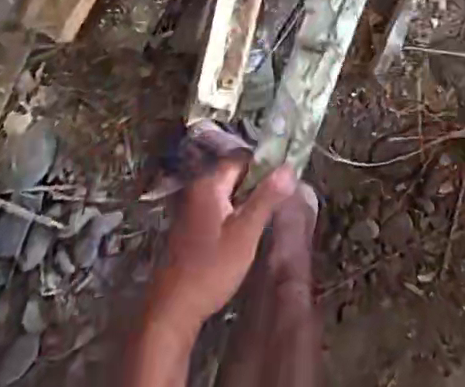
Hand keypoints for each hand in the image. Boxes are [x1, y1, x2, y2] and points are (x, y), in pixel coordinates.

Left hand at [142, 153, 298, 336]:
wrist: (176, 304)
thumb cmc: (213, 267)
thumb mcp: (246, 232)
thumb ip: (266, 198)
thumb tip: (288, 168)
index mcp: (209, 182)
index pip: (241, 158)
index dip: (264, 167)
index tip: (283, 182)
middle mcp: (197, 187)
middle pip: (233, 174)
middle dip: (256, 185)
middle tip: (278, 203)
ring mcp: (191, 205)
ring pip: (226, 192)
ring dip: (245, 201)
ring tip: (266, 217)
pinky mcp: (191, 223)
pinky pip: (218, 206)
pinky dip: (233, 212)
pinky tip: (245, 231)